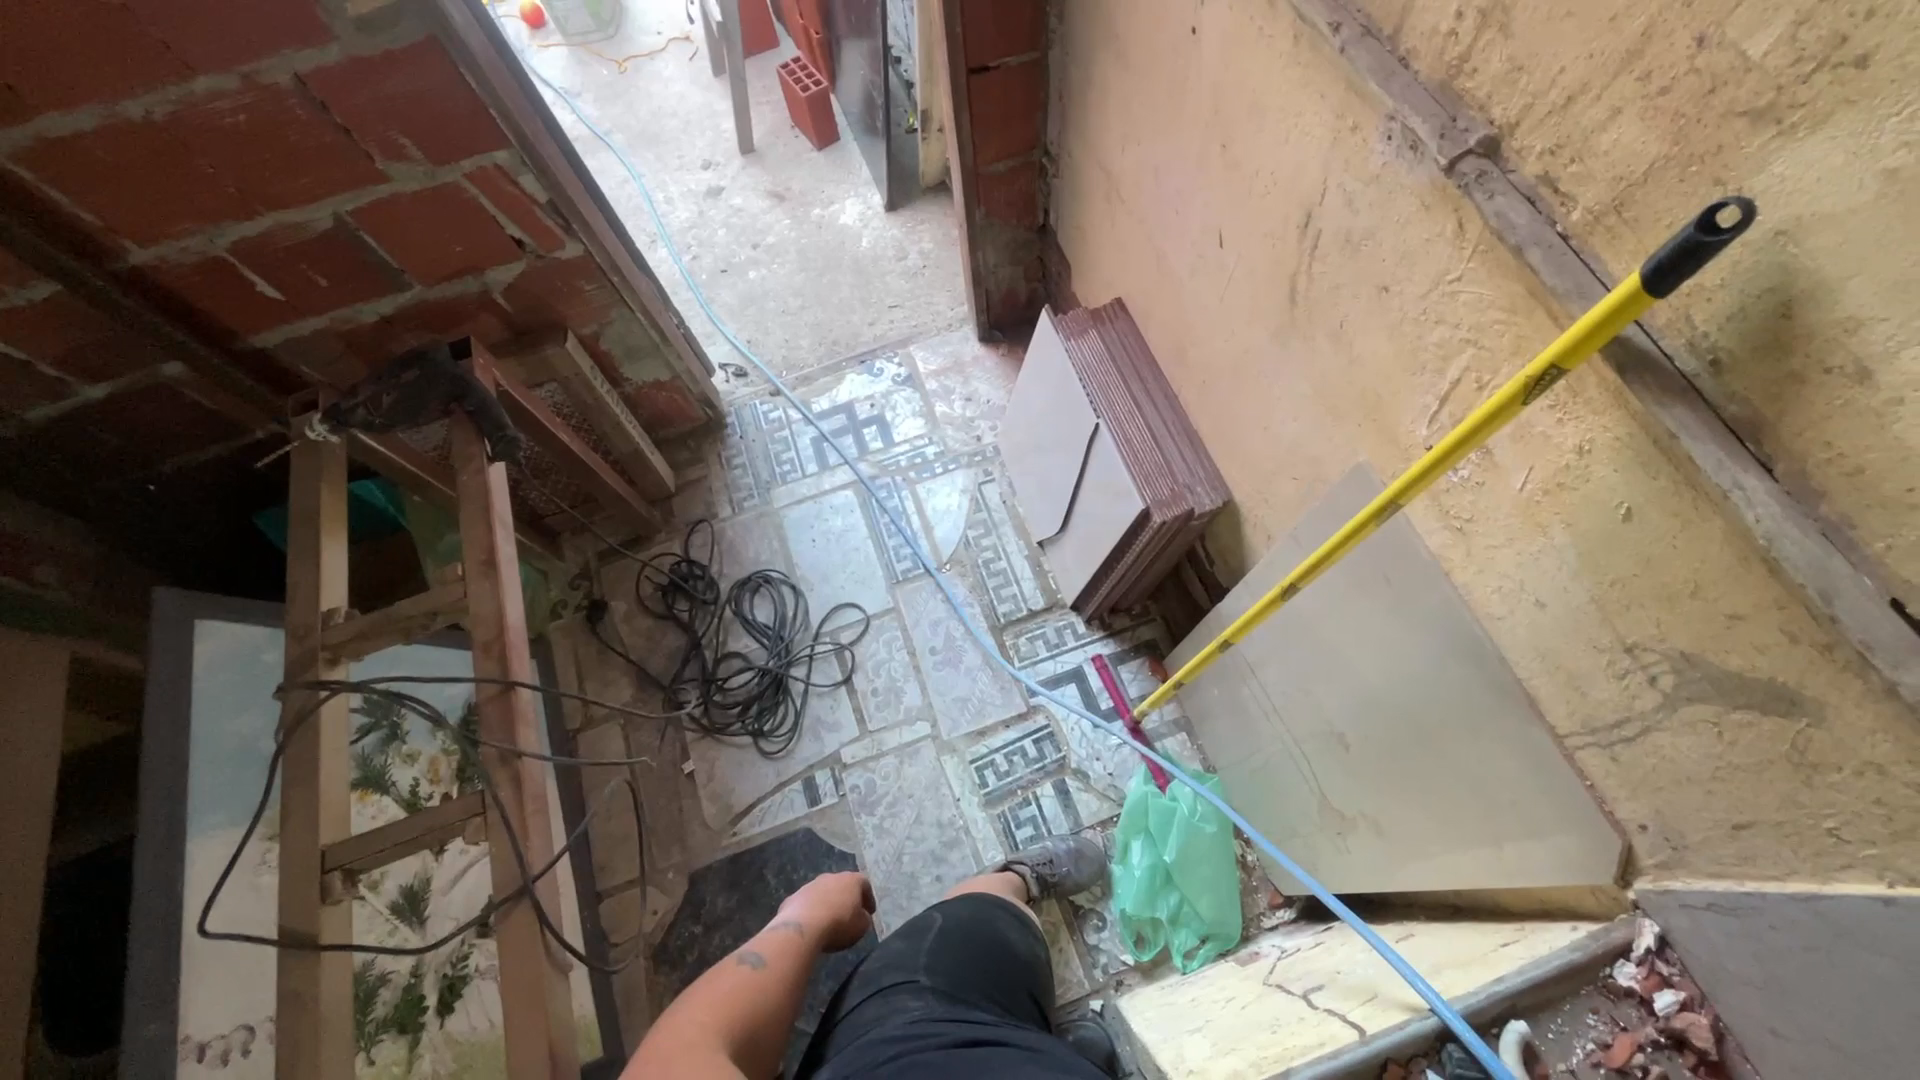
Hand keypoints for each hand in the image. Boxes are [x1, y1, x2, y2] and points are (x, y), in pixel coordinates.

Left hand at [776, 871, 874, 951]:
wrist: (803, 928)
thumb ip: (864, 919)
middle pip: (842, 885)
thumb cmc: (839, 924)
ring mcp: (810, 886)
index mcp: (851, 880)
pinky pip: (806, 904)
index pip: (864, 884)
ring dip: (827, 904)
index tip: (870, 912)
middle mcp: (831, 877)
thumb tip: (862, 916)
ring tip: (829, 921)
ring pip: (822, 893)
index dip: (868, 898)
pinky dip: (810, 912)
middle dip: (846, 899)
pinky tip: (811, 926)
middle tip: (850, 914)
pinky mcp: (793, 898)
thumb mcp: (861, 926)